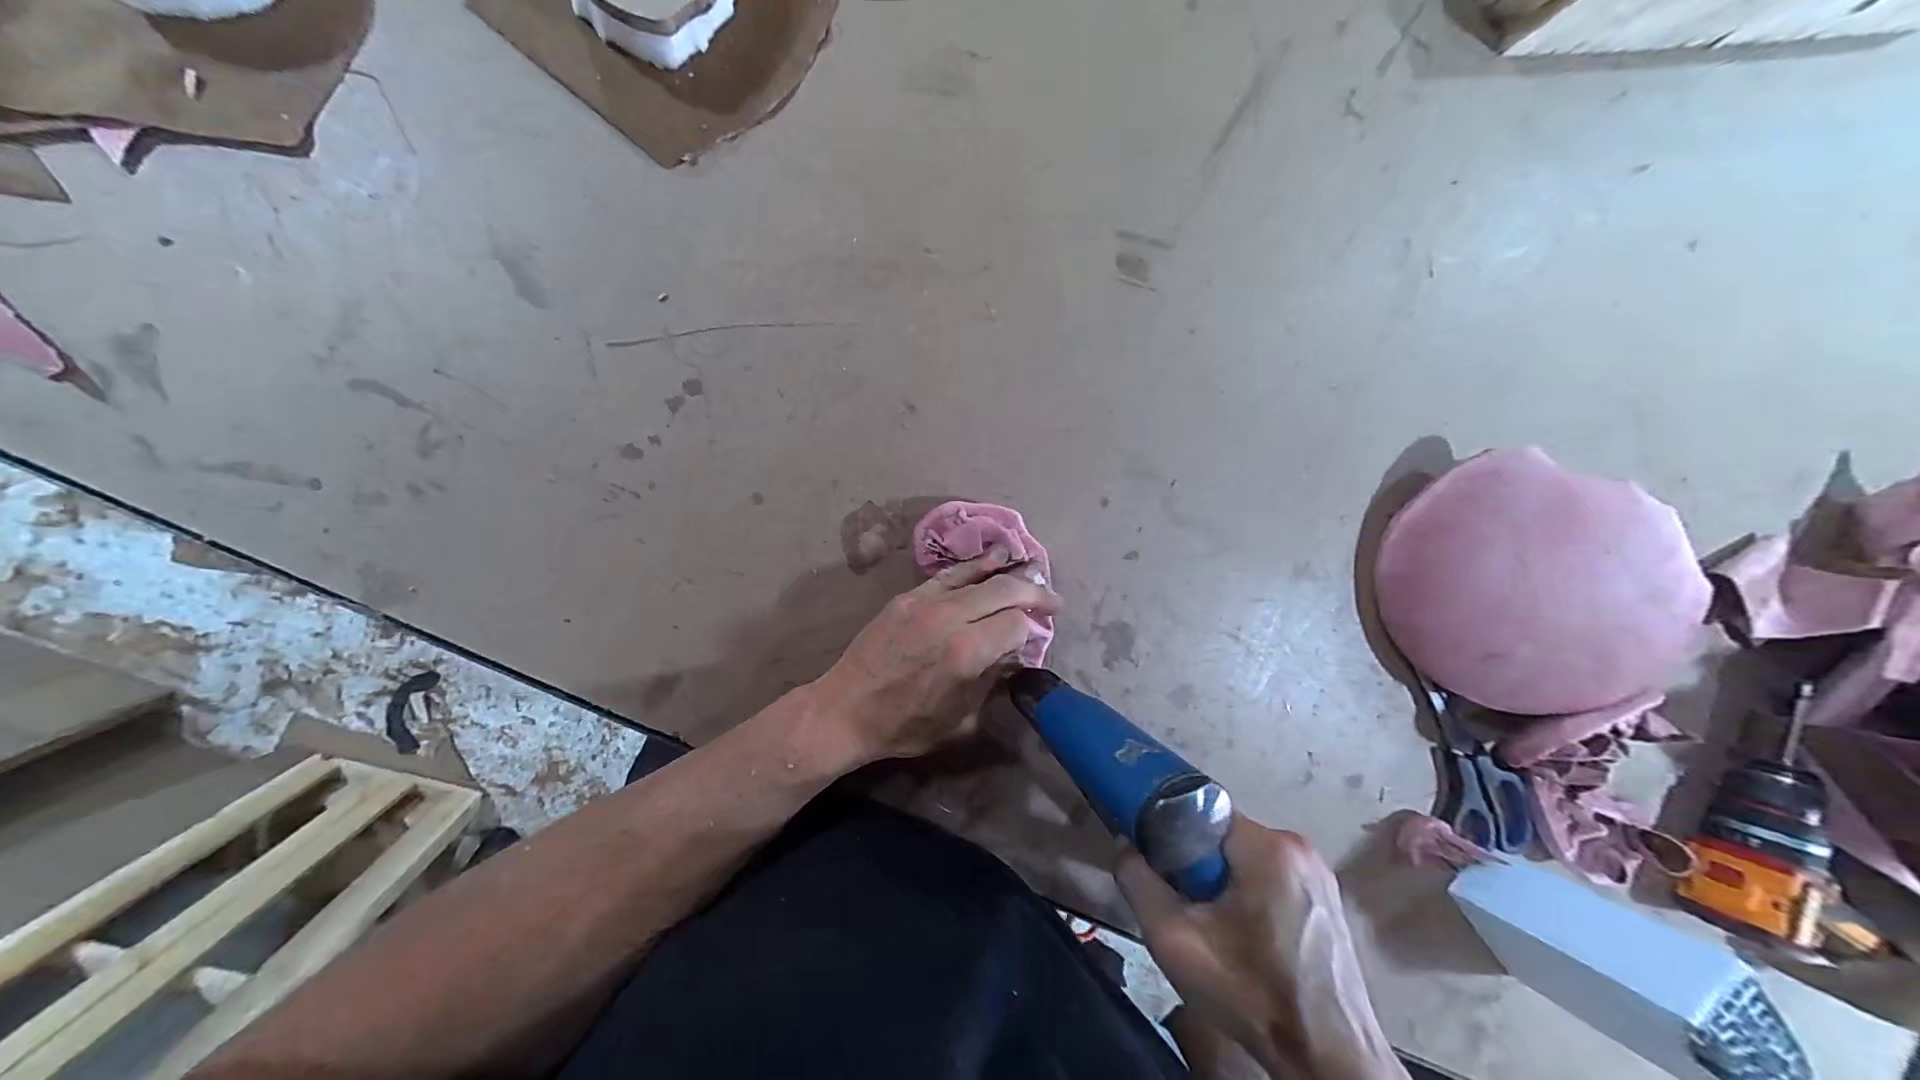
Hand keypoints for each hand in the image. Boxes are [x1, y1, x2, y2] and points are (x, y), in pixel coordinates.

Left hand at [812, 547, 1061, 763]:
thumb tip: (1013, 655)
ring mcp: (926, 602)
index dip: (1034, 630)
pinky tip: (993, 560)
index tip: (1038, 638)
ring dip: (1009, 572)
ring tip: (1032, 570)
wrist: (845, 710)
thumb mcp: (960, 720)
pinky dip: (975, 566)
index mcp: (966, 653)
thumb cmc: (904, 726)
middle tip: (1053, 601)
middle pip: (1005, 591)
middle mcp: (950, 619)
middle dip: (1035, 593)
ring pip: (979, 576)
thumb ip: (992, 683)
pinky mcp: (908, 597)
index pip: (1018, 625)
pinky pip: (949, 575)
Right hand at [1116, 817, 1406, 1079]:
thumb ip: (1137, 881)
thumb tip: (1124, 842)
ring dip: (1223, 883)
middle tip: (1186, 909)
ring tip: (1214, 930)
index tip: (1160, 868)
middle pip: (1223, 836)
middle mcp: (1299, 848)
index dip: (1170, 835)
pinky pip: (1272, 879)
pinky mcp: (1329, 902)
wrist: (1328, 1063)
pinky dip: (1251, 898)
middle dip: (1196, 865)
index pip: (1200, 812)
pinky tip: (1246, 940)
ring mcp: (1320, 875)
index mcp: (1268, 845)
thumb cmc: (1250, 994)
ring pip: (1246, 859)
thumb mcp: (1173, 939)